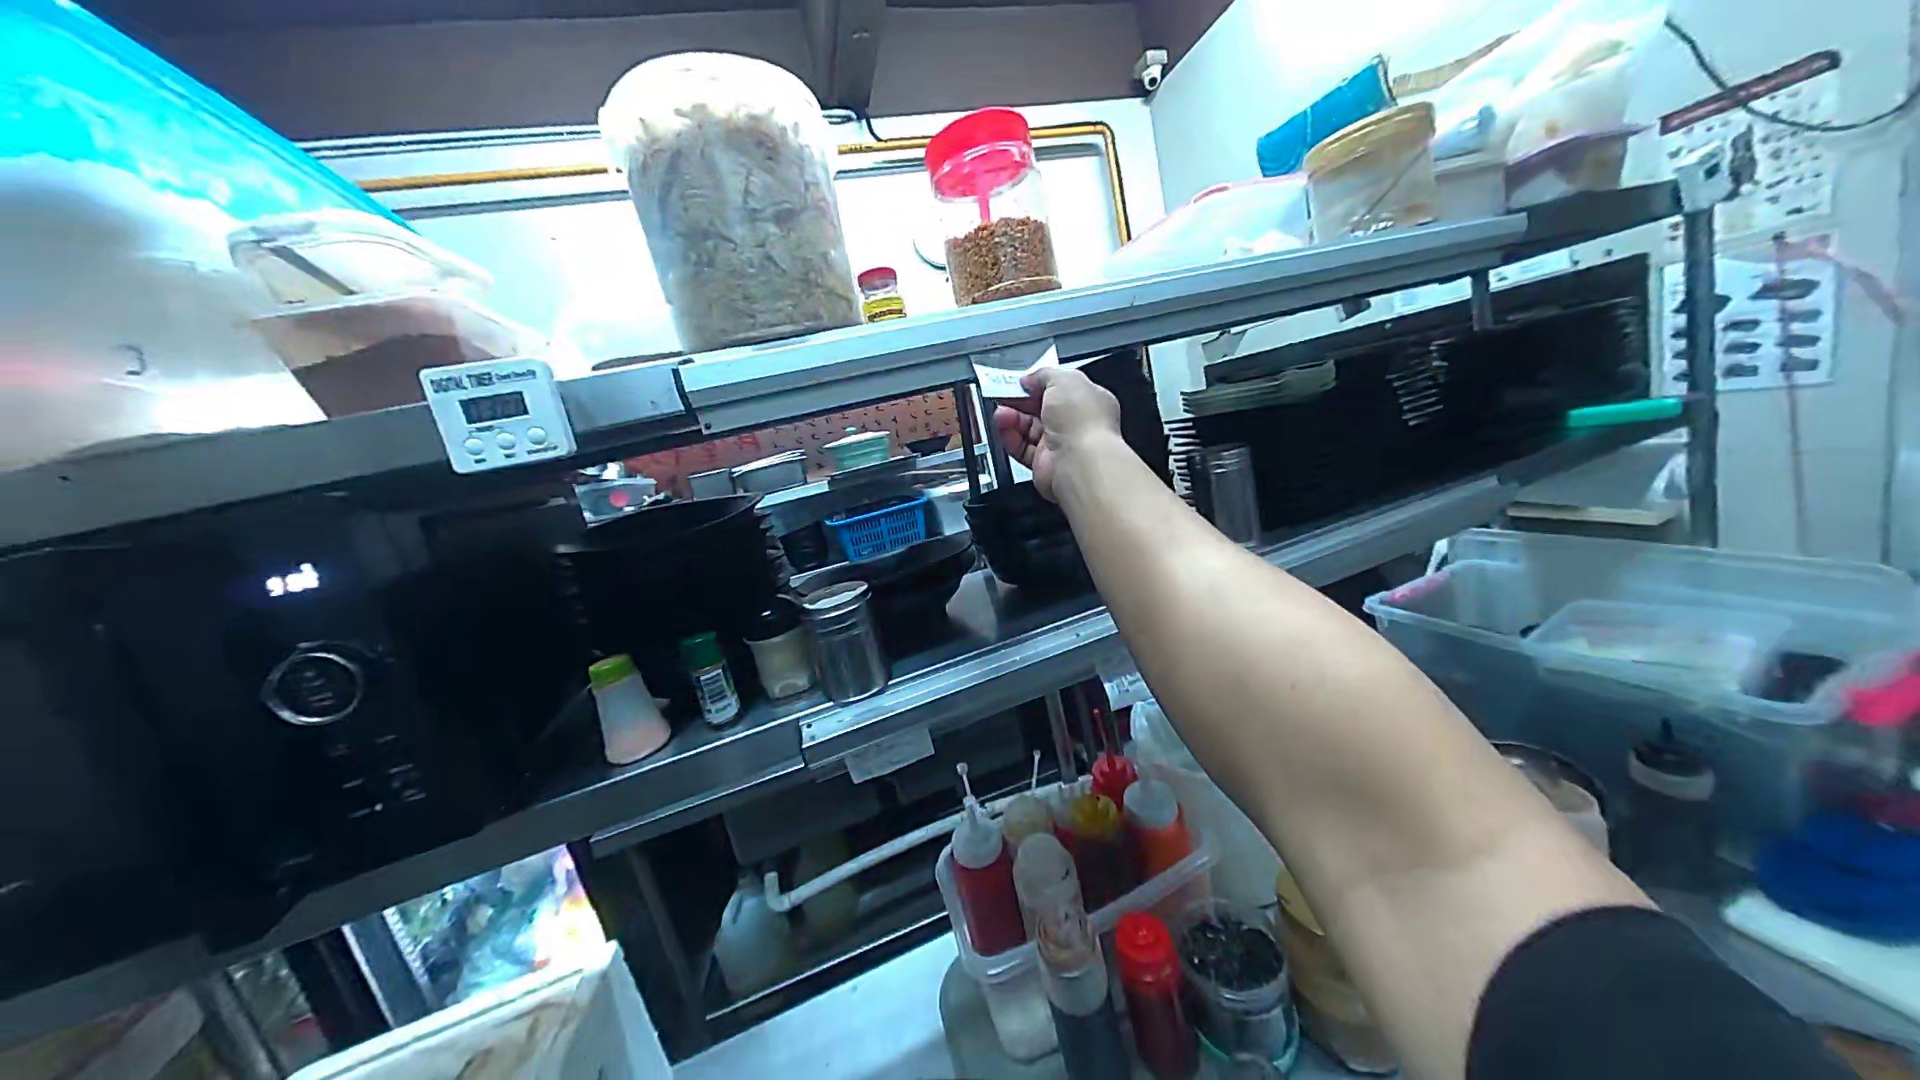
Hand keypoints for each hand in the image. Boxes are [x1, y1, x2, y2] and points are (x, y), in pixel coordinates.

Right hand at [992, 366, 1121, 501]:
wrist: (1080, 461)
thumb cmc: (1083, 421)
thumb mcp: (1063, 379)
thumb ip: (1043, 375)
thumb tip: (1029, 380)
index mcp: (1086, 400)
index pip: (1057, 390)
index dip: (1036, 385)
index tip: (1019, 382)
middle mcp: (1074, 424)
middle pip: (1039, 410)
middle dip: (1019, 402)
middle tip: (1002, 395)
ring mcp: (1059, 445)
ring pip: (1028, 430)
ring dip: (1012, 419)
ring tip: (1001, 412)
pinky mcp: (1044, 464)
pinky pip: (1022, 448)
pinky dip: (1010, 438)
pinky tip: (1003, 427)